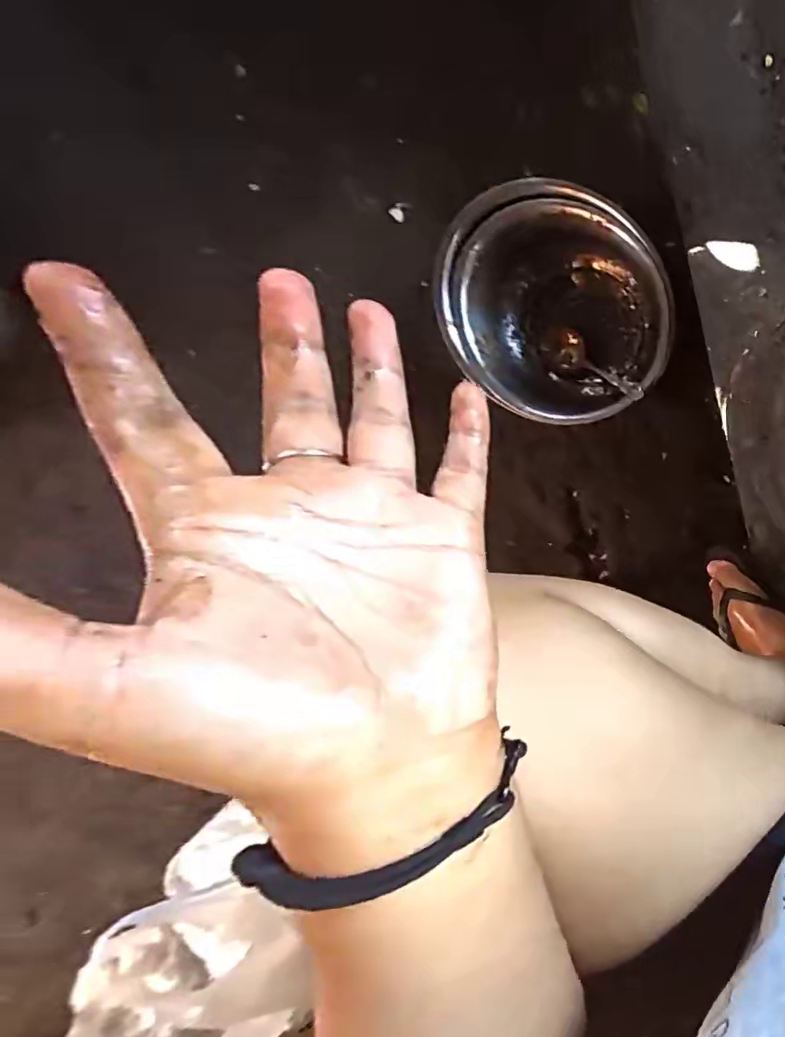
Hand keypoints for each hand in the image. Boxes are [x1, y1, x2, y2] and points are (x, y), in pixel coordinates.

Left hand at [1, 264, 497, 873]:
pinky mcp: (449, 537)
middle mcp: (296, 508)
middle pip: (285, 403)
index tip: (59, 283)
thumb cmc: (247, 726)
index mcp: (208, 525)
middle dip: (281, 339)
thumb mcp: (84, 679)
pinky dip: (469, 433)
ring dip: (373, 367)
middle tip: (277, 277)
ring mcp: (382, 520)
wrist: (375, 755)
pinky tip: (468, 394)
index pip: (142, 418)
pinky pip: (460, 471)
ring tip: (367, 309)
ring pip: (377, 422)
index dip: (101, 350)